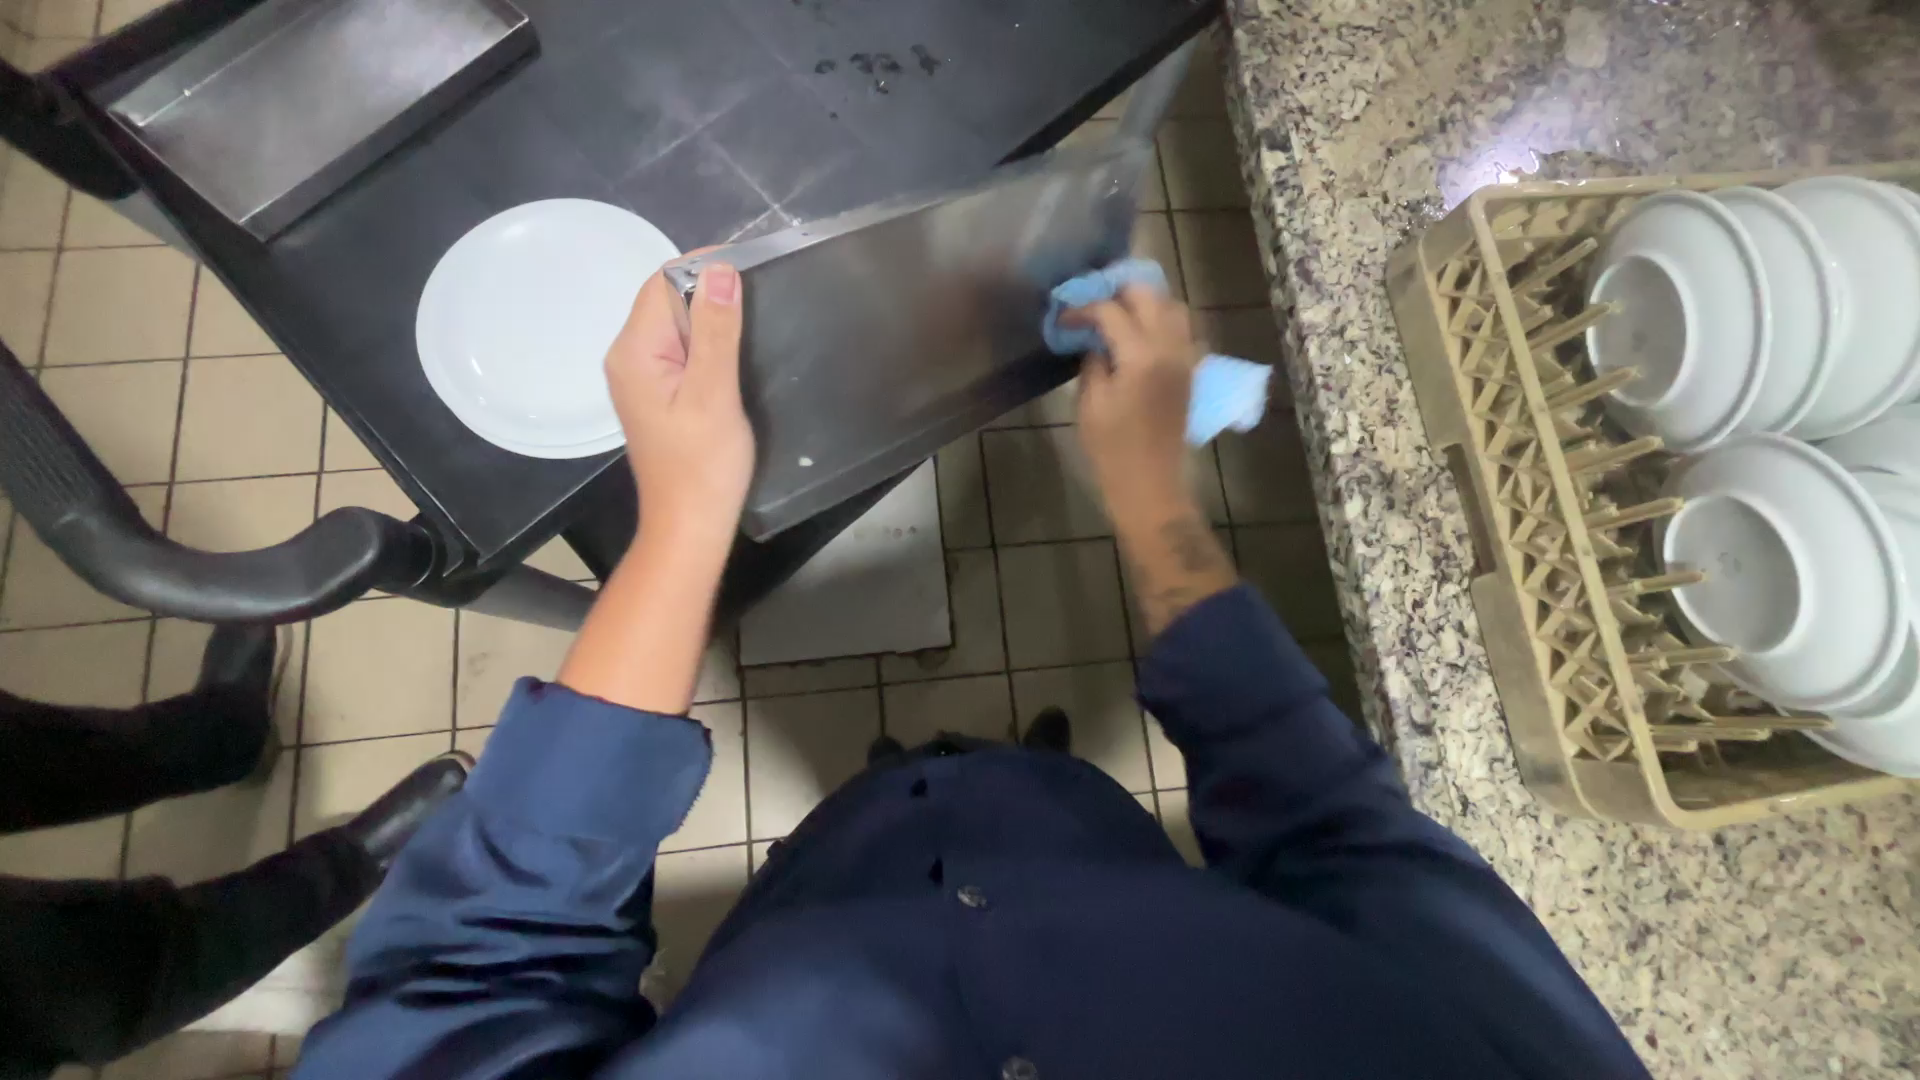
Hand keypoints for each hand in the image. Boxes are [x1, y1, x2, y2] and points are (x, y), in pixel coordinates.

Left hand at [605, 263, 754, 543]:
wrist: (691, 522)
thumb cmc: (704, 464)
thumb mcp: (714, 394)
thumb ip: (715, 331)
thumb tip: (721, 270)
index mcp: (634, 352)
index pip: (662, 283)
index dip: (703, 266)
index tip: (751, 264)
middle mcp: (629, 357)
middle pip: (666, 300)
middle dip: (710, 289)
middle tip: (762, 292)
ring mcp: (642, 377)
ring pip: (676, 324)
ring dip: (712, 316)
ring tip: (757, 318)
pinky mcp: (659, 393)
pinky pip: (682, 350)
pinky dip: (708, 342)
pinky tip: (737, 350)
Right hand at [1071, 286, 1202, 517]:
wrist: (1149, 483)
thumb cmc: (1112, 449)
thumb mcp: (1090, 403)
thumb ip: (1092, 362)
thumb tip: (1093, 341)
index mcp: (1141, 355)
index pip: (1110, 310)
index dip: (1083, 309)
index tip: (1064, 318)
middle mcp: (1170, 347)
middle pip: (1148, 295)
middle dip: (1118, 293)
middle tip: (1092, 306)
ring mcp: (1185, 358)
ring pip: (1172, 307)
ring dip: (1144, 303)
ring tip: (1117, 315)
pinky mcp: (1190, 371)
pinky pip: (1182, 331)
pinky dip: (1161, 322)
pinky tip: (1140, 336)